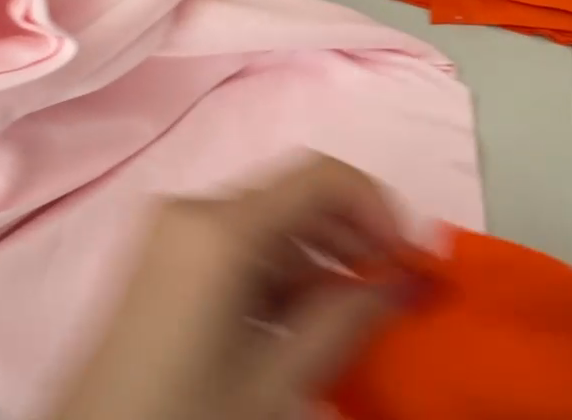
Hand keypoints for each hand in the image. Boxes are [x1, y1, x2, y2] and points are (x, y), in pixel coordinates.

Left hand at [46, 155, 409, 419]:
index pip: (319, 176)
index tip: (409, 257)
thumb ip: (348, 320)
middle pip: (292, 195)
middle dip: (350, 234)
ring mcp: (170, 230)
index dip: (376, 206)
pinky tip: (300, 313)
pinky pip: (235, 242)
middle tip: (392, 287)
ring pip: (266, 220)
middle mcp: (192, 209)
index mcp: (219, 226)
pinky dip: (277, 267)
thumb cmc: (186, 416)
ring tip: (353, 308)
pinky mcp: (162, 254)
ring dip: (317, 254)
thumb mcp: (276, 381)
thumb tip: (405, 282)